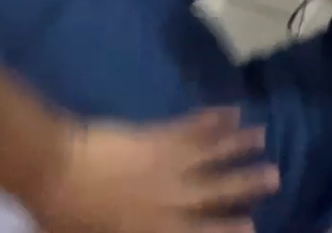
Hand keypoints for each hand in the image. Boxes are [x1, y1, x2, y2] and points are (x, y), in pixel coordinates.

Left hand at [32, 109, 278, 232]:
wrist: (56, 171)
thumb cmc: (65, 220)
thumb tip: (164, 228)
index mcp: (152, 227)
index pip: (199, 230)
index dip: (227, 229)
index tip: (253, 226)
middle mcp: (170, 194)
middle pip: (216, 188)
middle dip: (247, 183)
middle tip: (275, 175)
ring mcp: (167, 160)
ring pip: (212, 151)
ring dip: (238, 143)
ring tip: (262, 135)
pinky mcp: (159, 135)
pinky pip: (192, 126)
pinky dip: (212, 118)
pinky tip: (231, 111)